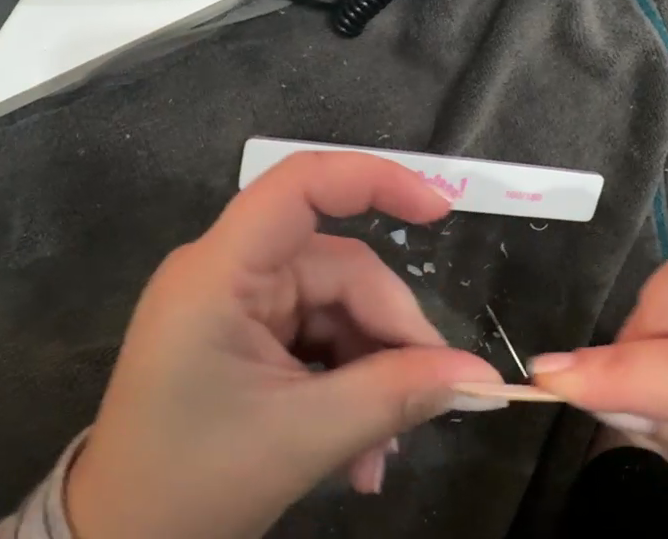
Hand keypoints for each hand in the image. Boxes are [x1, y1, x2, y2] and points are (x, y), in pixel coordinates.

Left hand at [64, 152, 504, 538]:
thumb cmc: (186, 488)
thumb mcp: (301, 439)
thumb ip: (396, 395)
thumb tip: (481, 376)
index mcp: (221, 271)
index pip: (301, 185)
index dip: (375, 180)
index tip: (440, 211)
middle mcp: (229, 271)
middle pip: (339, 269)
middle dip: (388, 335)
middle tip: (431, 399)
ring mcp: (237, 304)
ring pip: (339, 311)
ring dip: (373, 376)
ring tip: (382, 453)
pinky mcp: (246, 336)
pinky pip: (320, 341)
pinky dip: (349, 388)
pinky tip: (361, 452)